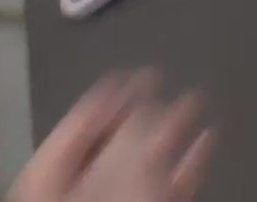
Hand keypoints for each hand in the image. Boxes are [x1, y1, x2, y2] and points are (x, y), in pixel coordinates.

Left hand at [8, 71, 212, 201]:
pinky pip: (162, 187)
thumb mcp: (126, 178)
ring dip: (168, 134)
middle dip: (139, 114)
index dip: (98, 101)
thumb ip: (138, 136)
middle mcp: (76, 200)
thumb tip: (151, 100)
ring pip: (136, 169)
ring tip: (197, 103)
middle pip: (103, 152)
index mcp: (50, 190)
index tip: (128, 68)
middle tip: (167, 78)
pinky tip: (206, 142)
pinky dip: (184, 163)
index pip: (66, 139)